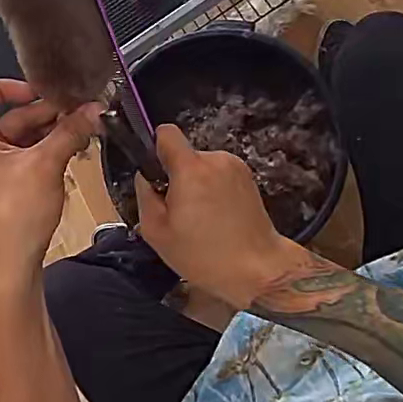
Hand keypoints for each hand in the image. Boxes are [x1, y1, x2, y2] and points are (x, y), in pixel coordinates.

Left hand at [0, 79, 100, 278]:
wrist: (13, 263)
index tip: (38, 91)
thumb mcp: (45, 164)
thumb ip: (70, 131)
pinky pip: (32, 154)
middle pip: (12, 116)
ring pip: (26, 136)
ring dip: (54, 131)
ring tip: (83, 129)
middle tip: (78, 110)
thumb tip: (92, 109)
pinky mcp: (12, 183)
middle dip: (46, 113)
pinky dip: (52, 149)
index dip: (7, 88)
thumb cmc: (12, 219)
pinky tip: (76, 148)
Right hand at [134, 124, 311, 307]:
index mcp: (191, 169)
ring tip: (201, 219)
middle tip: (179, 212)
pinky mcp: (248, 178)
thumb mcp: (158, 232)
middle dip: (177, 177)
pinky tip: (217, 217)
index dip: (155, 146)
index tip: (155, 170)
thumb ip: (145, 196)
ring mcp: (236, 167)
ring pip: (202, 167)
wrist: (257, 268)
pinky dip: (214, 190)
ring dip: (197, 185)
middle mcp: (216, 160)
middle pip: (185, 156)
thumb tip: (145, 177)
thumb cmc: (205, 256)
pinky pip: (220, 175)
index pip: (166, 133)